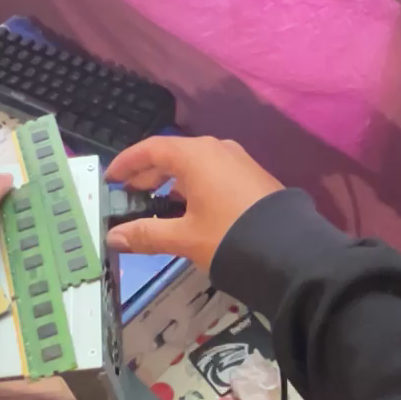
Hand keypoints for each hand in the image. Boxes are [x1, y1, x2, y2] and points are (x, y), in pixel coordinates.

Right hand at [104, 137, 283, 270]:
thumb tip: (114, 237)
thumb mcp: (184, 237)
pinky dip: (193, 187)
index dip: (127, 163)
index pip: (151, 149)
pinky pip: (213, 174)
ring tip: (156, 206)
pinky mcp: (252, 177)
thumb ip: (146, 234)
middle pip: (172, 156)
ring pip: (194, 166)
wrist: (289, 250)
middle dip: (148, 175)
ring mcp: (238, 161)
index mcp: (196, 155)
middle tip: (129, 196)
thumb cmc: (229, 236)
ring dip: (171, 183)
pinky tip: (188, 210)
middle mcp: (217, 149)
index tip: (111, 178)